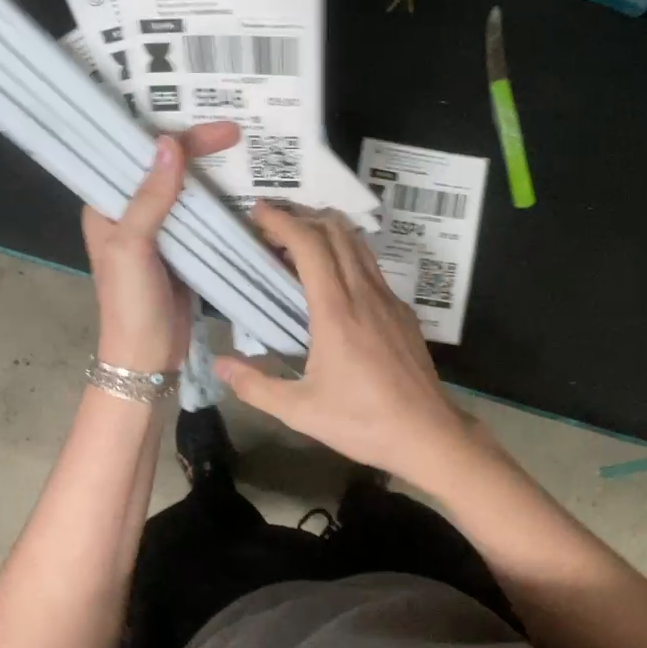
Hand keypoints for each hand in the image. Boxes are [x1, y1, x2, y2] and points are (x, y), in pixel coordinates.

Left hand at [83, 123, 240, 372]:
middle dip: (195, 147)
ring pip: (184, 191)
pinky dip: (218, 203)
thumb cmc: (130, 304)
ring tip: (244, 152)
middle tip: (236, 132)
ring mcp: (159, 233)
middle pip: (162, 168)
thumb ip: (150, 197)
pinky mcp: (183, 252)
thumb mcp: (133, 247)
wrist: (147, 359)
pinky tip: (240, 191)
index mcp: (106, 206)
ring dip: (210, 173)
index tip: (215, 130)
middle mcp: (130, 213)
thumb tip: (170, 145)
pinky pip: (200, 218)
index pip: (137, 156)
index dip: (173, 137)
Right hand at [214, 203, 484, 487]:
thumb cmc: (362, 423)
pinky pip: (372, 269)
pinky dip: (347, 256)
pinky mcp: (403, 313)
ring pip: (359, 246)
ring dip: (328, 233)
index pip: (310, 245)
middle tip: (272, 226)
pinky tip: (334, 282)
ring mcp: (389, 301)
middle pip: (336, 232)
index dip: (282, 221)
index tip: (258, 212)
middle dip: (303, 217)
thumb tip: (219, 365)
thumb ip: (255, 386)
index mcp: (336, 312)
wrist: (428, 434)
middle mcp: (364, 295)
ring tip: (299, 244)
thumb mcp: (300, 411)